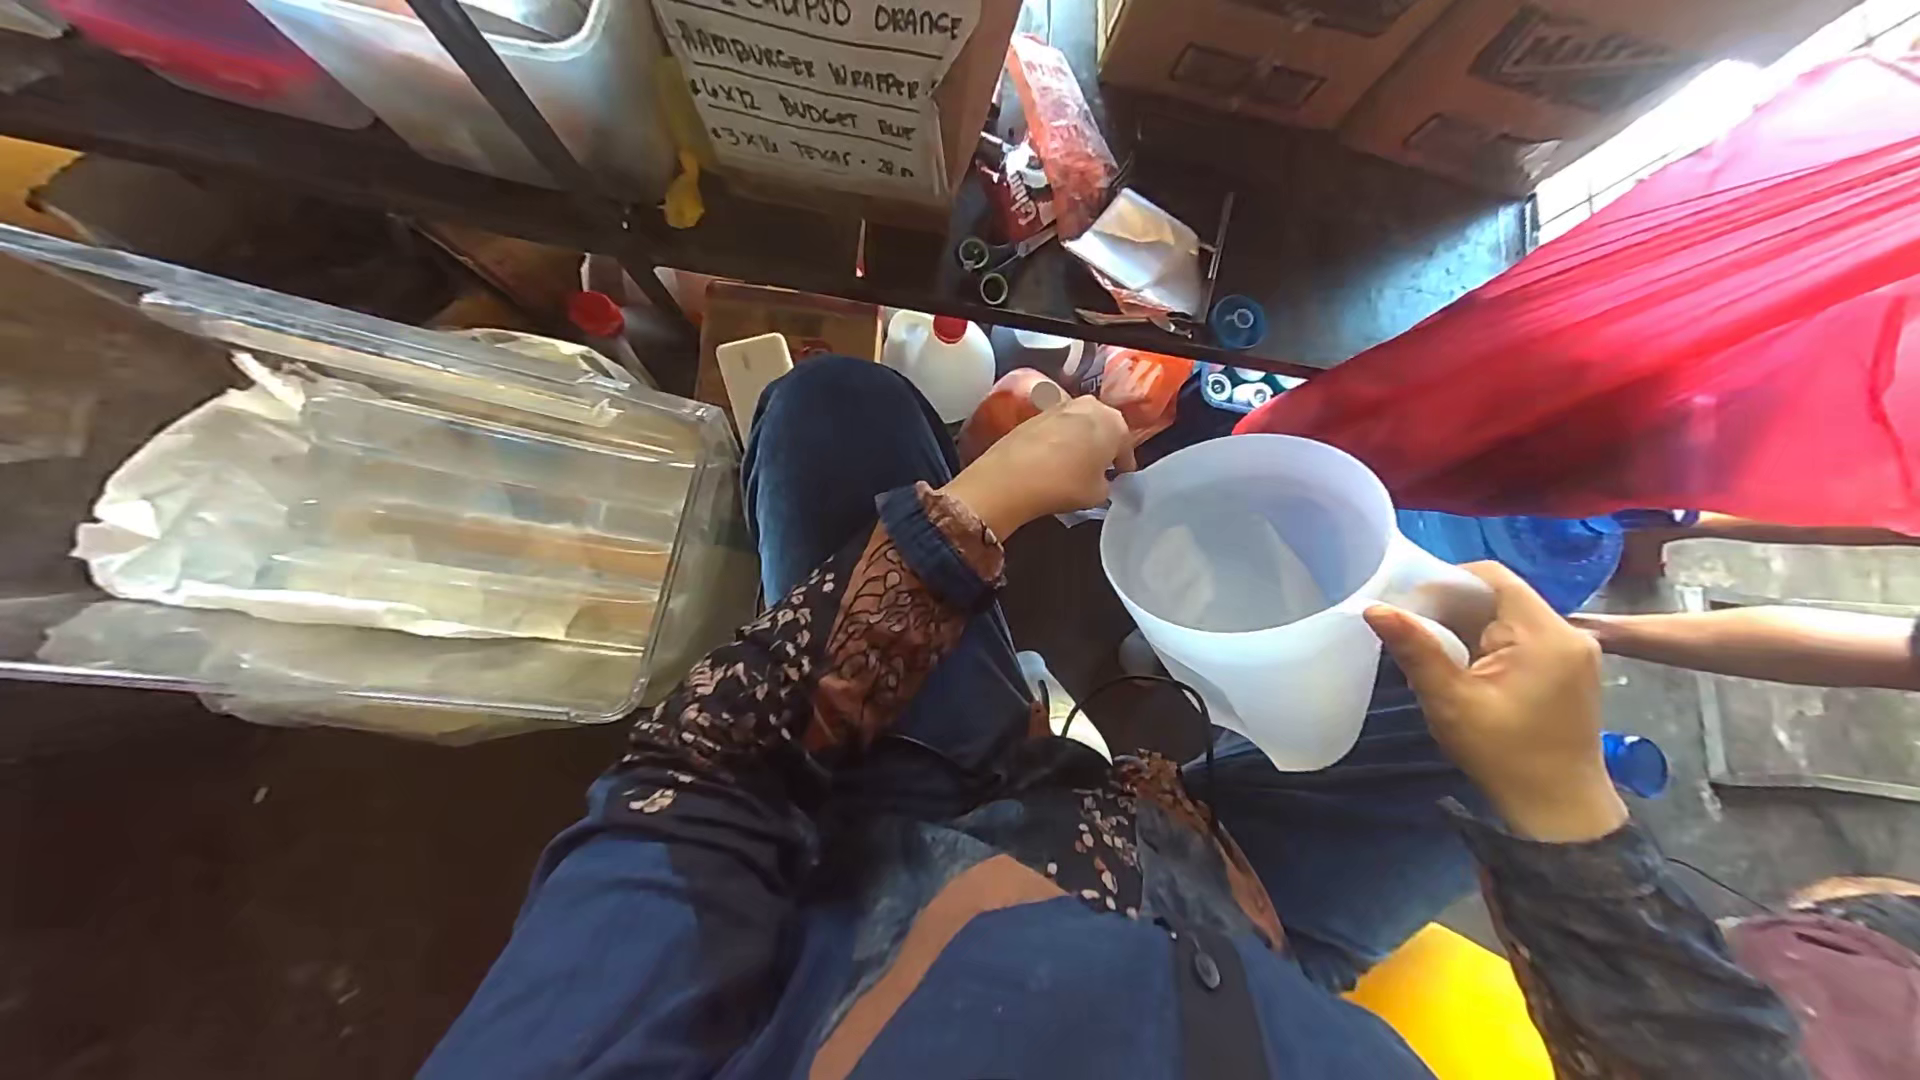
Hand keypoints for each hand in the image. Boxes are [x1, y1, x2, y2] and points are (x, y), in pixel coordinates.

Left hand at [940, 395, 1132, 537]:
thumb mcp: (1098, 494)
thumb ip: (1106, 483)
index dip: (1124, 463)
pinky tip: (1052, 457)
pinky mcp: (1035, 413)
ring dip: (1080, 438)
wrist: (1012, 476)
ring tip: (1075, 462)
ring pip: (1079, 423)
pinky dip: (1058, 438)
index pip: (1126, 445)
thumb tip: (1100, 480)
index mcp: (1114, 423)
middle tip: (1099, 467)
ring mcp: (1060, 406)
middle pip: (1103, 426)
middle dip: (1103, 444)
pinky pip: (1057, 426)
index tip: (1121, 475)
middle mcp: (1090, 406)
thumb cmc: (1065, 484)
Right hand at [1364, 561, 1626, 842]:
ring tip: (1427, 647)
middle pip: (1497, 595)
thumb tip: (1374, 607)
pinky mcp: (1563, 667)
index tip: (1408, 602)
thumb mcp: (1449, 699)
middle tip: (1409, 627)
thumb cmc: (1503, 753)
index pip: (1493, 577)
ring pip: (1503, 615)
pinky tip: (1456, 663)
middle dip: (1448, 605)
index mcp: (1545, 635)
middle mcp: (1567, 634)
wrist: (1558, 808)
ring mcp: (1570, 651)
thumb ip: (1415, 648)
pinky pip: (1513, 635)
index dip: (1446, 580)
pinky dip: (1479, 640)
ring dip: (1461, 624)